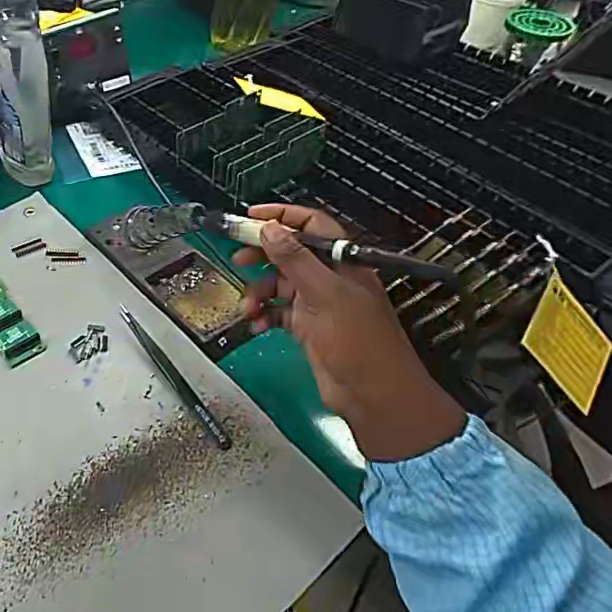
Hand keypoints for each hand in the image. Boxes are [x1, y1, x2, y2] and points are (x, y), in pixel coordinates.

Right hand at [235, 203, 464, 460]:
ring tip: (248, 306)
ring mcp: (318, 304)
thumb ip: (295, 259)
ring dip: (259, 291)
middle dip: (262, 255)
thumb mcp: (324, 294)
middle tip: (239, 258)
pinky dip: (265, 315)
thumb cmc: (359, 342)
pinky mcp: (308, 328)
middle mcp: (329, 279)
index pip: (311, 226)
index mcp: (342, 262)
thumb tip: (271, 229)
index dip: (282, 217)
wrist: (373, 393)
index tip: (251, 218)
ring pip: (280, 285)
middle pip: (290, 254)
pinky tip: (257, 324)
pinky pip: (279, 312)